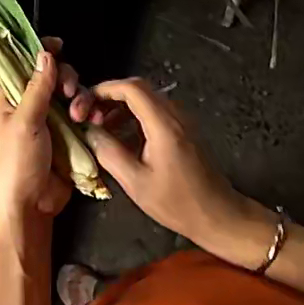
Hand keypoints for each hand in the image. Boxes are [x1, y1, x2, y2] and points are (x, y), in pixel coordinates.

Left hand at [0, 42, 82, 232]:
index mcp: (10, 100)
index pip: (23, 66)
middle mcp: (30, 108)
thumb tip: (45, 54)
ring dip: (79, 99)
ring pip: (70, 97)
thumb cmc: (17, 163)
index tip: (58, 44)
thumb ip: (37, 88)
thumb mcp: (25, 122)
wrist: (29, 207)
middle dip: (66, 79)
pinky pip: (82, 118)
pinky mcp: (68, 139)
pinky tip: (95, 121)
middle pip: (53, 78)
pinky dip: (89, 115)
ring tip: (81, 114)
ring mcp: (50, 123)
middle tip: (70, 92)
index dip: (39, 52)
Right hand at [79, 78, 279, 270]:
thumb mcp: (136, 182)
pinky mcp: (183, 132)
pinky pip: (153, 113)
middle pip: (138, 89)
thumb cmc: (178, 203)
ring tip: (100, 128)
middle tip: (89, 116)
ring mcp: (181, 122)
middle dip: (109, 97)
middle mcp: (175, 116)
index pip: (132, 88)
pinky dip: (132, 118)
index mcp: (163, 125)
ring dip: (120, 108)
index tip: (84, 103)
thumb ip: (109, 152)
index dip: (104, 90)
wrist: (219, 216)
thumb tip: (89, 132)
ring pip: (145, 100)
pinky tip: (119, 138)